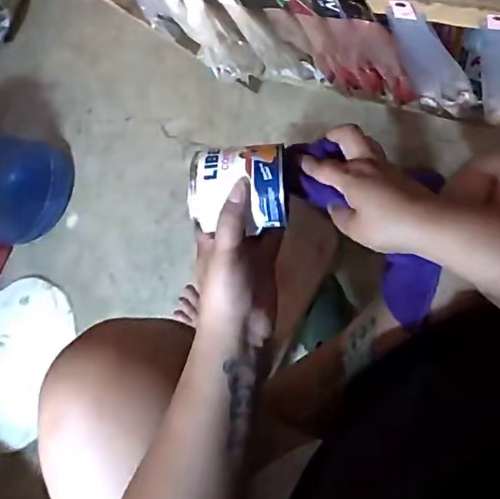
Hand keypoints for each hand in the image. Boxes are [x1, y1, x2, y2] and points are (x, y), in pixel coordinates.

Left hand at [196, 180, 282, 350]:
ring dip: (265, 204)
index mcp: (209, 239)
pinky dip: (281, 221)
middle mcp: (228, 242)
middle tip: (262, 165)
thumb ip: (232, 218)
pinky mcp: (267, 262)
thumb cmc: (223, 292)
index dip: (219, 188)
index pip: (211, 207)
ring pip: (257, 221)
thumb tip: (241, 181)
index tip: (233, 164)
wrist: (243, 334)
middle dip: (247, 192)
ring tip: (278, 177)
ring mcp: (249, 252)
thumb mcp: (224, 251)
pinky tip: (290, 203)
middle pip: (237, 211)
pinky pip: (274, 236)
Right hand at [297, 124, 440, 255]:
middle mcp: (366, 164)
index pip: (324, 167)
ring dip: (352, 143)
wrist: (428, 221)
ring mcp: (385, 166)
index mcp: (350, 177)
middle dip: (334, 134)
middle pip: (349, 134)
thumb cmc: (387, 226)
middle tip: (326, 143)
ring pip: (366, 141)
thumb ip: (340, 216)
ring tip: (345, 156)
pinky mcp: (399, 172)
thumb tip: (335, 205)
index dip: (309, 163)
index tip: (300, 159)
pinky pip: (377, 157)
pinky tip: (365, 176)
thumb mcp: (356, 229)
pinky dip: (365, 159)